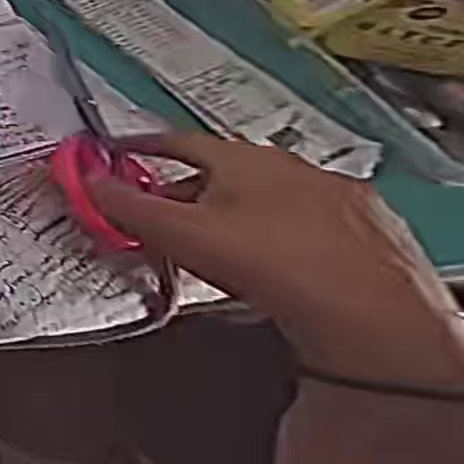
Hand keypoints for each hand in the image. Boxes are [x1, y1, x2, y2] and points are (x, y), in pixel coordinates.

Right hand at [86, 133, 463, 386]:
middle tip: (158, 212)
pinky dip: (272, 232)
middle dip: (183, 188)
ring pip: (263, 196)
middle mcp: (296, 169)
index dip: (140, 147)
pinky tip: (262, 261)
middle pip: (220, 170)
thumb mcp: (173, 232)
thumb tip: (88, 182)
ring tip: (207, 243)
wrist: (374, 324)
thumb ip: (122, 202)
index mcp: (246, 158)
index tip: (119, 153)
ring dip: (228, 211)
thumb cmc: (270, 265)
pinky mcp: (372, 235)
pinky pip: (302, 221)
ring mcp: (341, 201)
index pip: (177, 140)